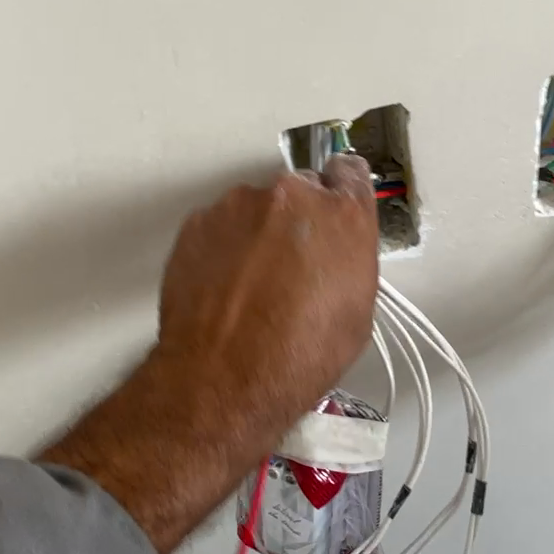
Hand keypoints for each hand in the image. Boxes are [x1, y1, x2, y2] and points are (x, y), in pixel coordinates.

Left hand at [156, 153, 379, 422]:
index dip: (341, 192)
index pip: (350, 173)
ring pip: (254, 209)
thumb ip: (349, 259)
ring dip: (256, 235)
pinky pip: (218, 227)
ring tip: (250, 287)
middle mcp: (292, 196)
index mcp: (343, 215)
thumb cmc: (297, 357)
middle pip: (299, 192)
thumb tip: (335, 254)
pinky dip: (222, 248)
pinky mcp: (198, 222)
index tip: (333, 206)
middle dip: (296, 222)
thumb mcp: (356, 313)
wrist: (224, 380)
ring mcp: (239, 205)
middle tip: (289, 267)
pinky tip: (224, 289)